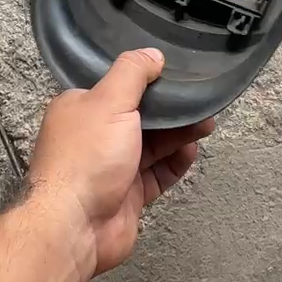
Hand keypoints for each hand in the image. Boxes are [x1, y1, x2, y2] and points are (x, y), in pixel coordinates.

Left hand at [26, 48, 214, 275]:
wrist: (75, 227)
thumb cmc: (86, 156)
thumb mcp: (110, 101)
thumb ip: (132, 72)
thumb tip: (153, 54)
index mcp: (80, 107)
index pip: (114, 85)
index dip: (143, 78)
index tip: (172, 70)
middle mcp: (94, 135)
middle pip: (139, 114)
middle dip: (169, 107)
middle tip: (199, 99)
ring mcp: (112, 166)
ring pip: (152, 143)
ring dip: (178, 132)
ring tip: (206, 122)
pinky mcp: (129, 194)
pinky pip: (157, 172)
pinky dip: (175, 161)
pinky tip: (192, 150)